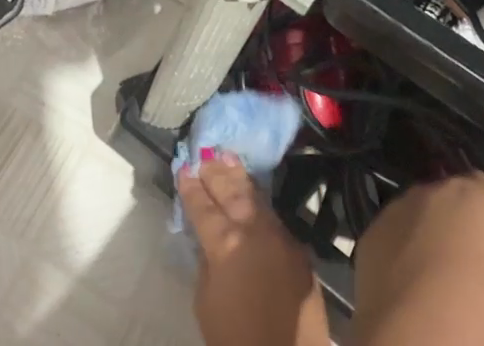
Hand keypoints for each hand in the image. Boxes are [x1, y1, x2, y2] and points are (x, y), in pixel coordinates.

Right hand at [177, 152, 329, 345]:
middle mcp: (254, 231)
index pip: (203, 207)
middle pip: (231, 193)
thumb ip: (207, 263)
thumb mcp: (206, 301)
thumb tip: (210, 241)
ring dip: (239, 178)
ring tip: (227, 158)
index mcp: (225, 243)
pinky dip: (259, 203)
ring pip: (256, 198)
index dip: (191, 188)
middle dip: (215, 174)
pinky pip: (275, 218)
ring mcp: (281, 237)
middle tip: (204, 156)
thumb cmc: (236, 336)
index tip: (184, 170)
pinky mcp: (299, 250)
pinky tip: (252, 196)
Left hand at [352, 175, 483, 345]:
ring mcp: (389, 217)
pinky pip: (402, 244)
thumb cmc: (481, 318)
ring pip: (428, 223)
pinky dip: (416, 259)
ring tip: (462, 286)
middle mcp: (423, 194)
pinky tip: (428, 294)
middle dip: (481, 231)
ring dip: (446, 243)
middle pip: (460, 205)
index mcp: (467, 195)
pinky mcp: (367, 244)